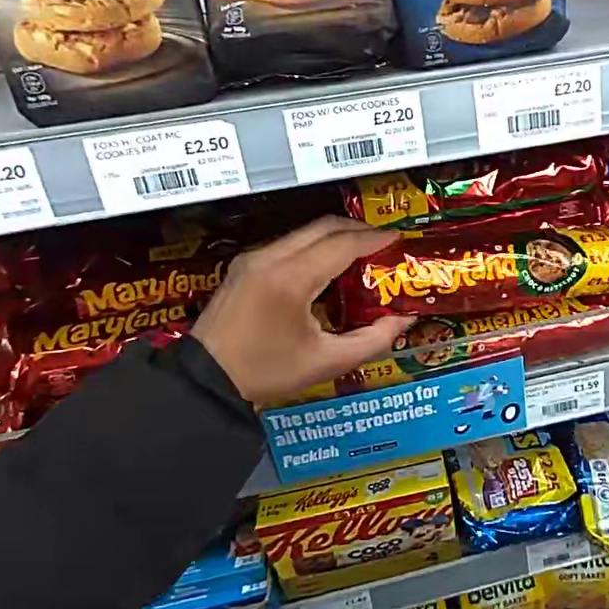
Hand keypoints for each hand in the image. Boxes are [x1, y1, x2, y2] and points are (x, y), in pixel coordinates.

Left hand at [191, 216, 415, 403]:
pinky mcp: (243, 266)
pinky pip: (287, 244)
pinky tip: (327, 268)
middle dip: (357, 230)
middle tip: (383, 244)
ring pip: (304, 233)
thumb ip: (372, 340)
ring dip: (334, 238)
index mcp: (290, 278)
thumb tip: (403, 320)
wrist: (205, 381)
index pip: (341, 244)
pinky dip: (313, 247)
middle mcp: (269, 258)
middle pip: (323, 227)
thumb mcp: (326, 362)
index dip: (374, 239)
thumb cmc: (266, 372)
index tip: (398, 239)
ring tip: (361, 255)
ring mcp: (252, 258)